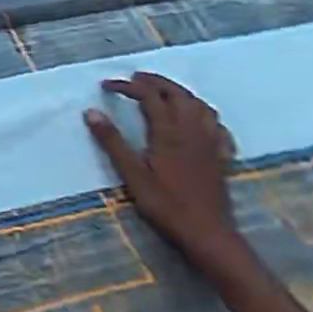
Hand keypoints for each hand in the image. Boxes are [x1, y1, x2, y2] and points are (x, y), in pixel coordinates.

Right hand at [84, 72, 243, 261]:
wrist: (208, 233)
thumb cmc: (165, 204)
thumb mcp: (131, 173)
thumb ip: (111, 141)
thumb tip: (91, 112)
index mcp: (169, 134)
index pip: (149, 97)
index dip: (128, 86)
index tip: (106, 85)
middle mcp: (193, 132)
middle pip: (178, 95)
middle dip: (155, 82)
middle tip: (134, 78)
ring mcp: (210, 144)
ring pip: (200, 106)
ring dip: (180, 92)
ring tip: (163, 91)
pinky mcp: (220, 157)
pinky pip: (217, 125)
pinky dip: (204, 113)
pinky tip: (198, 118)